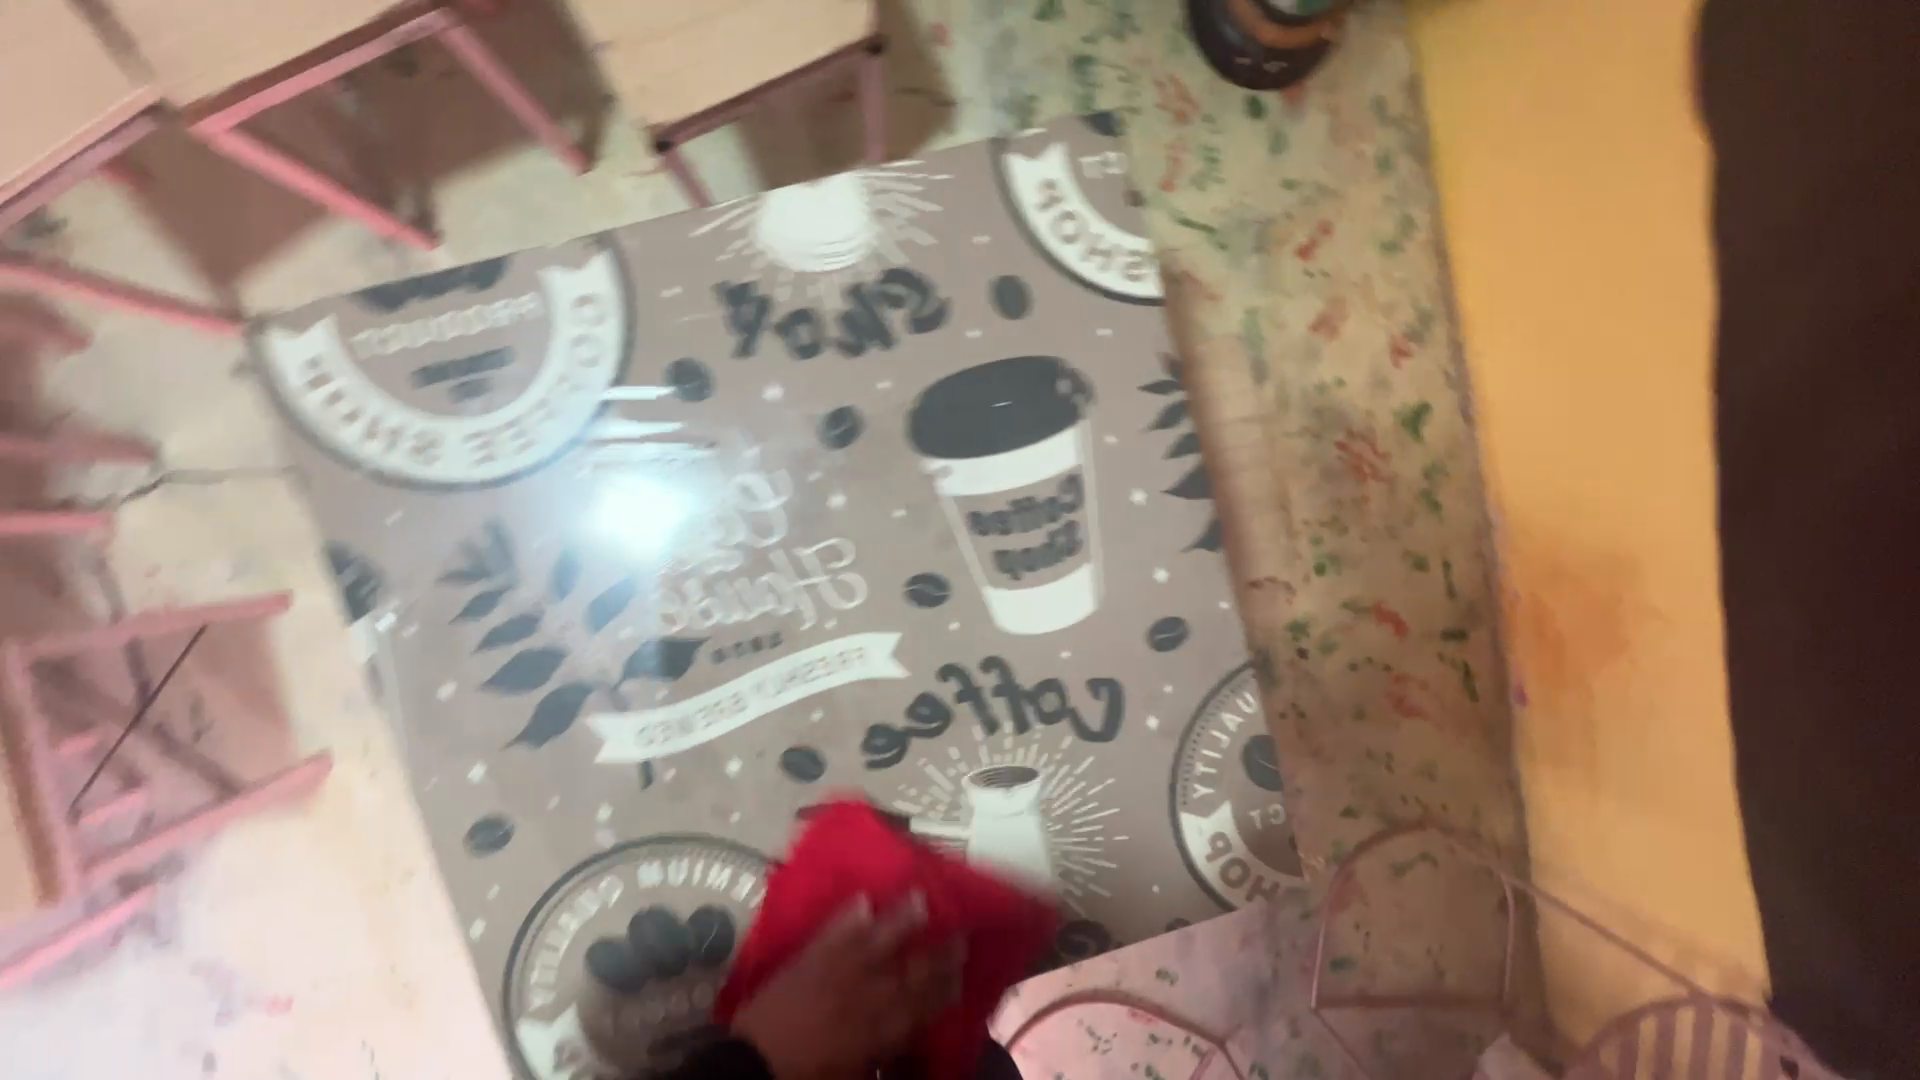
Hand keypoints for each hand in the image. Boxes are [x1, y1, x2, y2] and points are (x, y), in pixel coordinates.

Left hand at [732, 894, 963, 1079]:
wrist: (751, 1066)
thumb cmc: (804, 1074)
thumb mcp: (849, 1072)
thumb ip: (878, 1049)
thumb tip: (903, 1036)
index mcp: (874, 1031)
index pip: (918, 1007)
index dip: (943, 990)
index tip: (963, 973)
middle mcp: (862, 997)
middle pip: (907, 973)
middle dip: (937, 955)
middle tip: (961, 934)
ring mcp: (834, 973)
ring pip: (875, 943)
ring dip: (900, 921)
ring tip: (922, 896)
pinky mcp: (808, 959)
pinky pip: (832, 933)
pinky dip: (848, 916)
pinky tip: (864, 898)